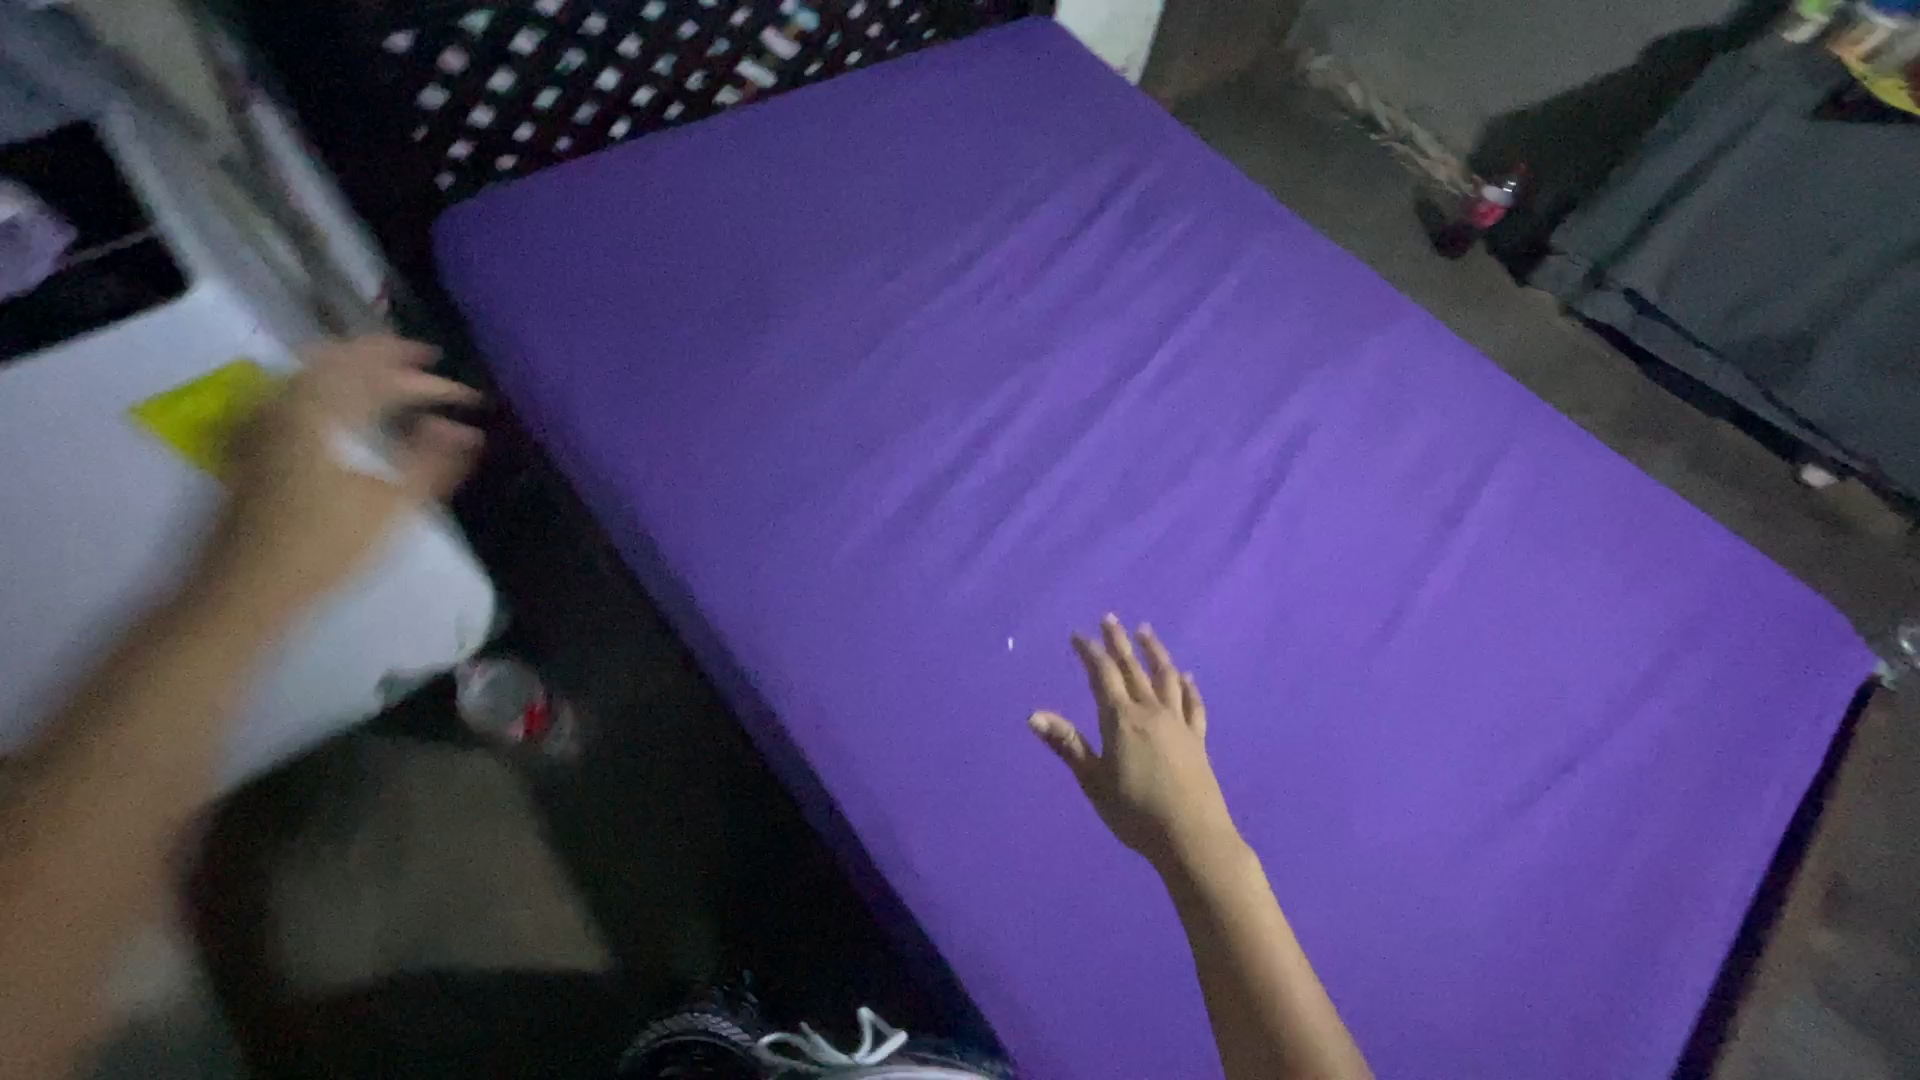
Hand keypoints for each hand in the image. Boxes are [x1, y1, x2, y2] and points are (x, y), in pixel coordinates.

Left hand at [193, 336, 482, 615]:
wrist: (245, 588)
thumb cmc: (327, 546)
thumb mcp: (393, 504)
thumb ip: (434, 461)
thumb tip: (466, 431)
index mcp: (321, 414)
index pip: (383, 377)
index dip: (430, 381)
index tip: (467, 394)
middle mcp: (284, 405)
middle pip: (338, 360)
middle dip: (385, 357)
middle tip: (424, 361)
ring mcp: (260, 423)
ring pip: (310, 374)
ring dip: (353, 367)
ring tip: (388, 375)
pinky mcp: (250, 444)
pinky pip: (293, 394)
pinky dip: (326, 387)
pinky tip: (342, 405)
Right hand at [1029, 614, 1240, 872]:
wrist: (1192, 837)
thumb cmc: (1135, 812)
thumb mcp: (1093, 781)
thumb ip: (1067, 744)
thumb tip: (1034, 715)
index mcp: (1121, 720)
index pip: (1102, 675)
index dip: (1089, 652)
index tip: (1078, 635)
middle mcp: (1151, 712)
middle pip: (1132, 668)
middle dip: (1118, 642)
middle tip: (1110, 618)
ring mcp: (1178, 724)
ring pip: (1165, 678)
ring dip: (1154, 652)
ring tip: (1146, 632)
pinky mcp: (1198, 739)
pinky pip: (1193, 704)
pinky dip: (1188, 687)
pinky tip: (1186, 677)